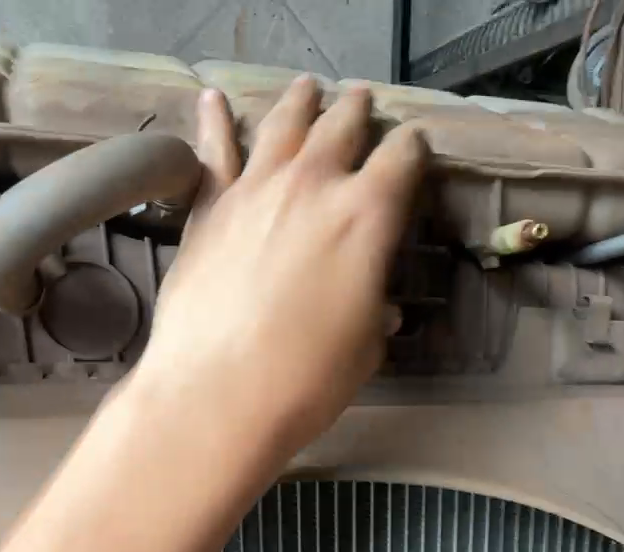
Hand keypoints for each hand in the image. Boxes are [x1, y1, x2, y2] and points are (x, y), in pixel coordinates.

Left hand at [130, 76, 427, 456]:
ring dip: (301, 102)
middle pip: (341, 126)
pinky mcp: (209, 207)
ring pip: (283, 124)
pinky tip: (214, 100)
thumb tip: (380, 309)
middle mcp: (313, 185)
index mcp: (367, 216)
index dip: (412, 149)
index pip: (401, 159)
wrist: (219, 392)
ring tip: (309, 88)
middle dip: (357, 111)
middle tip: (362, 102)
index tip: (414, 148)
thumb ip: (374, 313)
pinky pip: (215, 152)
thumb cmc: (309, 378)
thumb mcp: (364, 349)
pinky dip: (215, 122)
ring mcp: (255, 189)